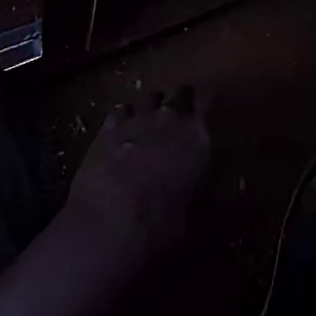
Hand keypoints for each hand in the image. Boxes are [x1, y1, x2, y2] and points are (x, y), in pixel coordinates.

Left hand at [66, 86, 210, 254]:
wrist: (109, 221)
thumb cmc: (161, 223)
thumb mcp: (193, 212)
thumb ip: (198, 190)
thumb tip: (200, 193)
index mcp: (198, 136)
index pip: (208, 100)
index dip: (205, 104)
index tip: (204, 111)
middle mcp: (171, 118)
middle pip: (180, 91)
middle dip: (180, 100)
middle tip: (178, 116)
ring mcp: (138, 119)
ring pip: (149, 97)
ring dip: (152, 107)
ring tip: (148, 122)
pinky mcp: (107, 128)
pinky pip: (120, 111)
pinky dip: (122, 119)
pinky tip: (120, 131)